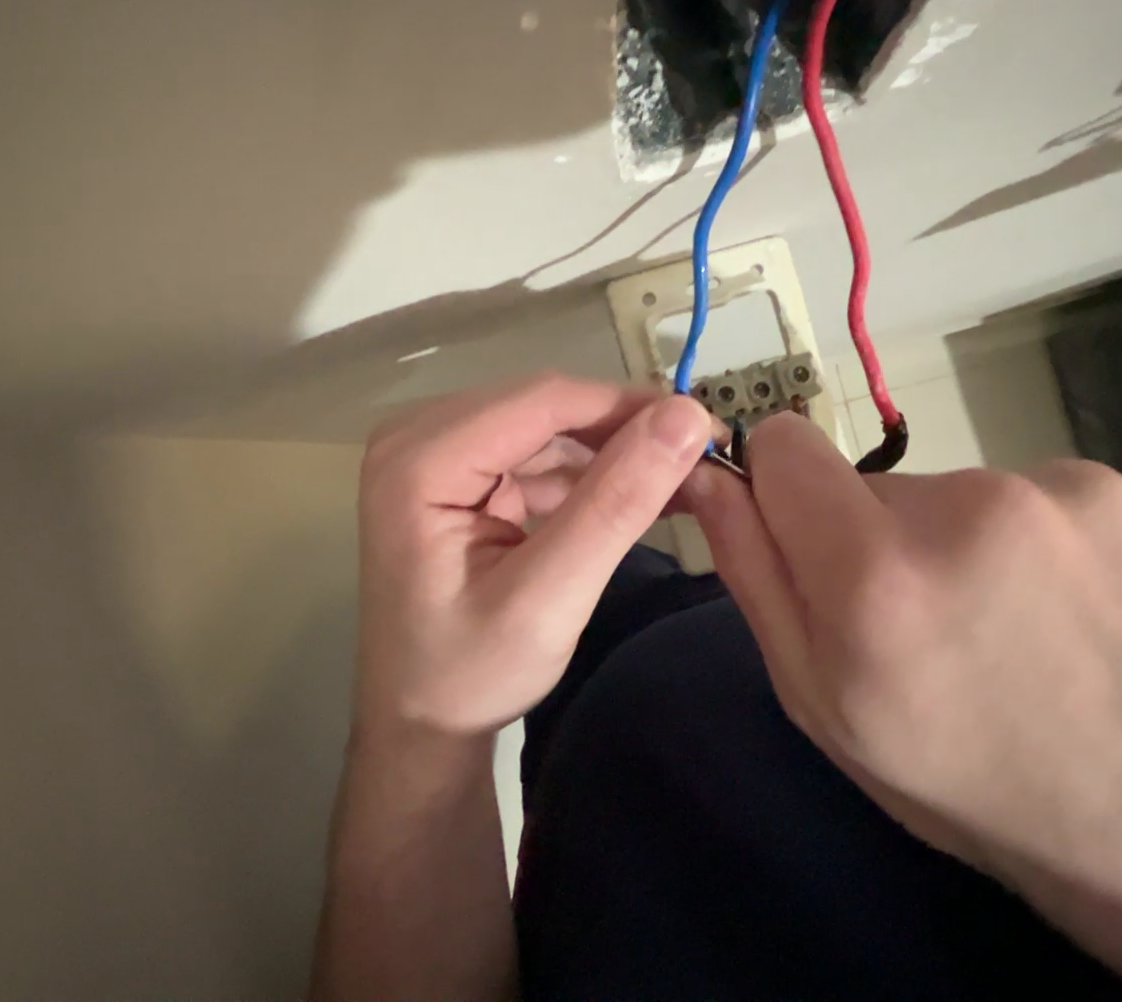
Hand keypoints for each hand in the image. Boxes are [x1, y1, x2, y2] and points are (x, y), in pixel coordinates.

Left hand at [356, 374, 714, 738]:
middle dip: (623, 430)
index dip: (628, 406)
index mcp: (419, 460)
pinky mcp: (453, 475)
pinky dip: (583, 473)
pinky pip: (530, 453)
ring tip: (680, 479)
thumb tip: (685, 418)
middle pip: (540, 407)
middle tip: (700, 459)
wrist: (419, 720)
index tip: (706, 428)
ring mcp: (431, 453)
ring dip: (610, 451)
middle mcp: (415, 436)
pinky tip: (633, 494)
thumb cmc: (470, 674)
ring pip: (542, 426)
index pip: (541, 401)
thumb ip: (613, 505)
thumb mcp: (548, 598)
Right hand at [683, 413, 1121, 926]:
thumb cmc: (953, 774)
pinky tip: (1059, 614)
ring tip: (999, 625)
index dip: (777, 482)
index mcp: (875, 571)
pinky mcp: (1119, 492)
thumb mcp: (816, 696)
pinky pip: (1024, 496)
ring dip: (949, 541)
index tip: (802, 534)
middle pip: (865, 481)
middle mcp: (966, 506)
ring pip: (947, 492)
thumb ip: (752, 571)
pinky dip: (1023, 543)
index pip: (781, 442)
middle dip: (869, 535)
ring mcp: (1057, 491)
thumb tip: (709, 473)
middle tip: (918, 623)